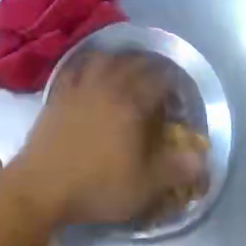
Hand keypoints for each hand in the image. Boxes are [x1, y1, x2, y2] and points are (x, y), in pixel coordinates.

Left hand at [10, 52, 204, 227]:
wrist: (42, 187)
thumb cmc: (96, 187)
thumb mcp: (143, 187)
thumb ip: (174, 169)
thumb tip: (203, 159)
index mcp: (132, 104)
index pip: (159, 81)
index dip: (172, 84)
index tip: (177, 93)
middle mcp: (108, 86)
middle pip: (133, 63)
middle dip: (150, 66)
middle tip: (158, 77)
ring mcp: (81, 86)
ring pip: (104, 59)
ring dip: (119, 59)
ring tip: (126, 67)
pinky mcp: (59, 93)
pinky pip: (77, 68)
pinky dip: (88, 65)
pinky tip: (90, 72)